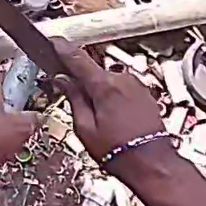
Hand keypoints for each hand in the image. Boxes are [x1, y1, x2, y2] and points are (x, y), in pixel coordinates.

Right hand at [51, 38, 168, 173]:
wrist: (153, 165)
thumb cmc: (119, 151)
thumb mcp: (85, 128)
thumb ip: (73, 98)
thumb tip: (63, 80)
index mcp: (104, 86)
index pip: (77, 58)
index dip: (62, 48)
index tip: (53, 41)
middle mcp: (122, 80)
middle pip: (93, 72)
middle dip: (81, 83)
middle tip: (73, 103)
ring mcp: (136, 86)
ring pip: (107, 81)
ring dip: (98, 93)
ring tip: (98, 120)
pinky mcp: (144, 94)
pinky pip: (121, 89)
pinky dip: (112, 97)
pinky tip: (112, 119)